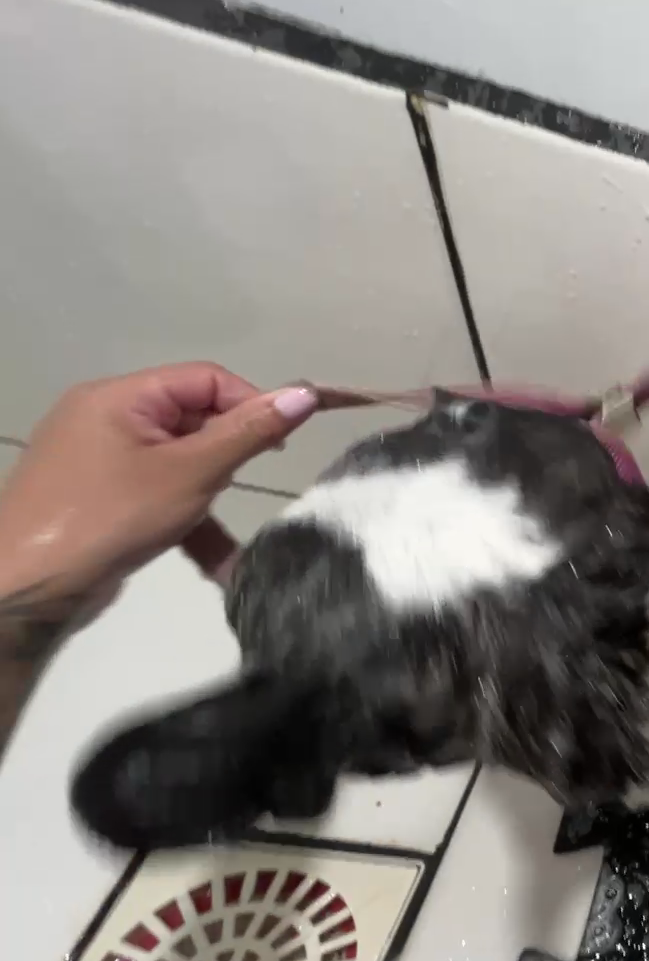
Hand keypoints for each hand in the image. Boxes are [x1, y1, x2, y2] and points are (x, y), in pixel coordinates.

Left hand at [0, 363, 316, 606]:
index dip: (252, 404)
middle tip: (240, 477)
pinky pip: (165, 476)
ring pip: (186, 446)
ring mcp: (103, 450)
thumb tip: (306, 393)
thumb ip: (252, 430)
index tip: (276, 446)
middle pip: (197, 410)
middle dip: (231, 442)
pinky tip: (204, 535)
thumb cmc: (114, 515)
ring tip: (210, 504)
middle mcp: (107, 414)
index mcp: (119, 397)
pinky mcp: (105, 483)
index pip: (208, 379)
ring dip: (215, 474)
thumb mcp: (195, 470)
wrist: (30, 582)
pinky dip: (192, 499)